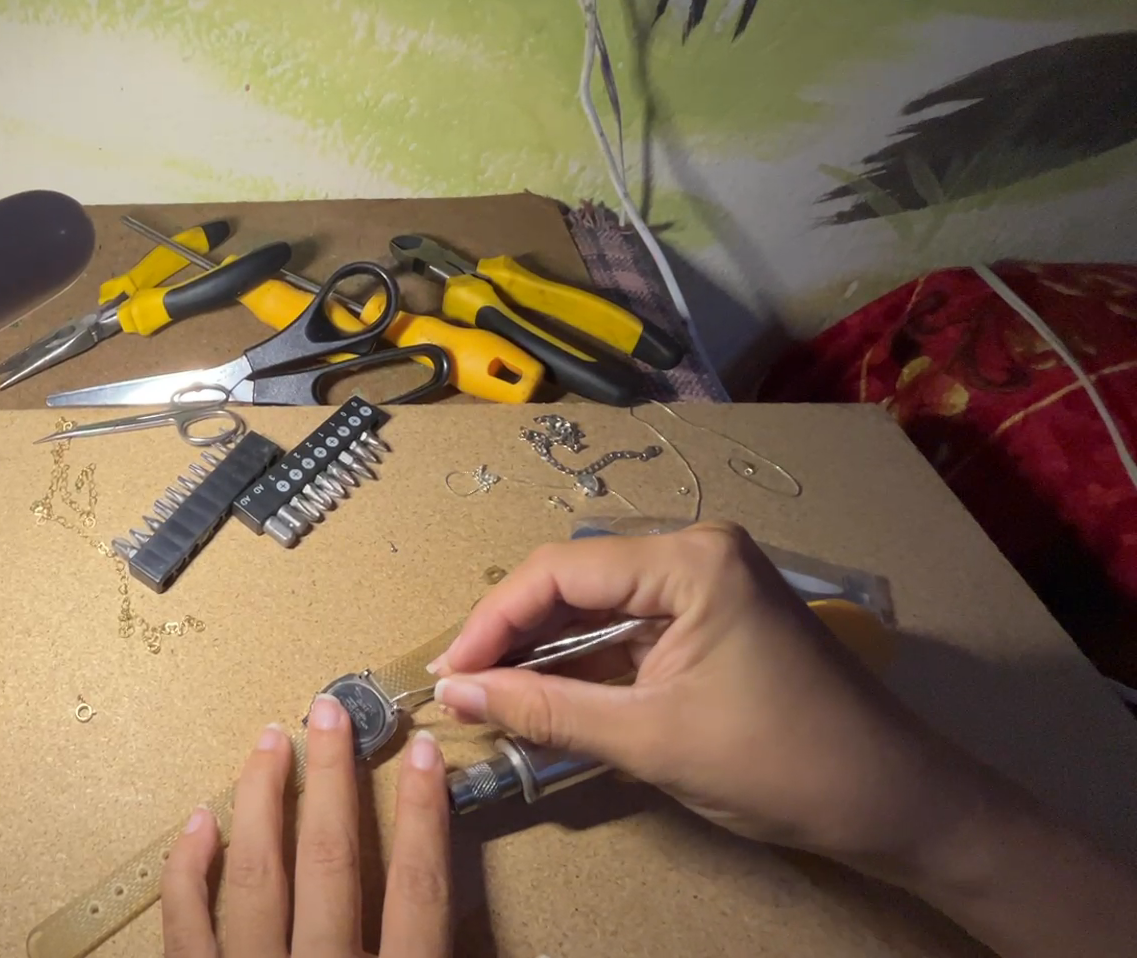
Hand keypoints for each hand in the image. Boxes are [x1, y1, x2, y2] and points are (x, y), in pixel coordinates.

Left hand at [159, 695, 449, 957]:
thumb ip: (431, 949)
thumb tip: (469, 915)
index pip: (417, 889)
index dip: (422, 814)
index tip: (422, 752)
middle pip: (330, 860)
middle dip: (330, 776)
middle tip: (328, 712)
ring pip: (259, 875)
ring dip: (263, 799)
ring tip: (270, 740)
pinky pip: (187, 923)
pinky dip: (190, 870)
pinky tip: (201, 823)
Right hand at [429, 521, 975, 874]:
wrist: (915, 814)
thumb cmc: (789, 769)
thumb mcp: (651, 741)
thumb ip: (544, 710)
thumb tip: (453, 693)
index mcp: (687, 561)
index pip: (556, 573)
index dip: (492, 621)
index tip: (450, 670)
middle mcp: (688, 551)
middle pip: (567, 581)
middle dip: (510, 633)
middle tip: (462, 681)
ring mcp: (697, 578)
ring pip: (585, 602)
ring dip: (537, 647)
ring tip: (489, 687)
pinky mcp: (699, 610)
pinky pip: (615, 623)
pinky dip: (575, 658)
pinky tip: (539, 686)